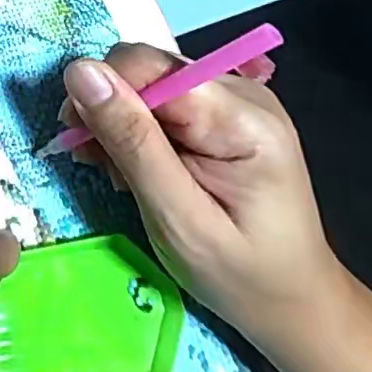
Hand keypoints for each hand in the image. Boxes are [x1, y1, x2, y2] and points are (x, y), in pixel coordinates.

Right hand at [59, 44, 338, 350]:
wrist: (295, 304)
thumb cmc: (240, 276)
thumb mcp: (178, 220)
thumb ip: (131, 141)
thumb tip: (80, 72)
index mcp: (243, 116)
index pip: (152, 67)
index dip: (104, 91)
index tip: (76, 136)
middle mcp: (241, 90)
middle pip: (150, 69)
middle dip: (111, 109)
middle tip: (99, 163)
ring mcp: (235, 97)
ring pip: (151, 82)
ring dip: (121, 122)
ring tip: (119, 173)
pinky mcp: (224, 109)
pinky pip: (164, 98)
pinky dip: (139, 128)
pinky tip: (136, 163)